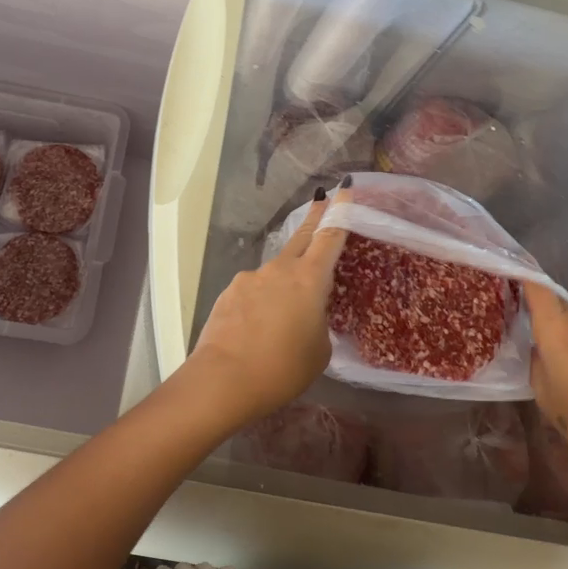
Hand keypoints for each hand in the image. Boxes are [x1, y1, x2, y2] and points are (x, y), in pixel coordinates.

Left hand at [185, 203, 348, 426]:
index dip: (340, 212)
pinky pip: (254, 292)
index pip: (330, 237)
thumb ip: (318, 323)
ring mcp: (251, 278)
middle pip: (301, 238)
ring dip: (283, 286)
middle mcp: (279, 269)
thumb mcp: (319, 350)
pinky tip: (258, 332)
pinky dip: (261, 304)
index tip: (344, 189)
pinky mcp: (229, 292)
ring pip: (275, 274)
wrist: (223, 379)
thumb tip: (307, 315)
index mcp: (309, 279)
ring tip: (283, 322)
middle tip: (323, 204)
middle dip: (314, 220)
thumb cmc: (282, 368)